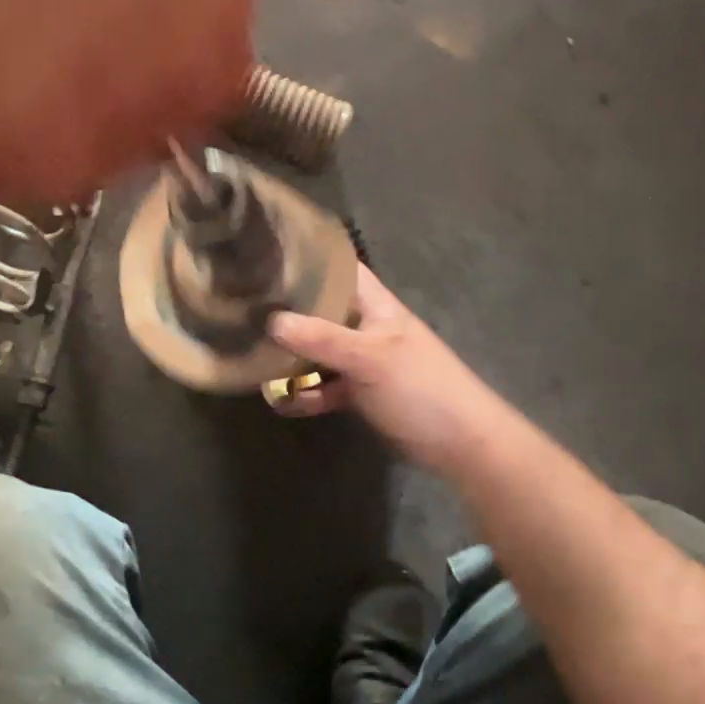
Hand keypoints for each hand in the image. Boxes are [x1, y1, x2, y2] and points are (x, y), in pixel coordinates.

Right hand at [269, 266, 491, 470]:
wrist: (462, 445)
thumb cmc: (420, 386)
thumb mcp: (368, 358)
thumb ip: (320, 338)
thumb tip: (270, 320)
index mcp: (375, 305)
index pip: (338, 269)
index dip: (307, 260)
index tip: (266, 258)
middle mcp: (366, 327)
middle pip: (320, 310)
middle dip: (287, 312)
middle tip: (242, 309)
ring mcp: (363, 361)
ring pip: (319, 351)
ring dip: (291, 357)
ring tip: (250, 357)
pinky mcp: (361, 394)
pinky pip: (325, 388)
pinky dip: (305, 394)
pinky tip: (279, 403)